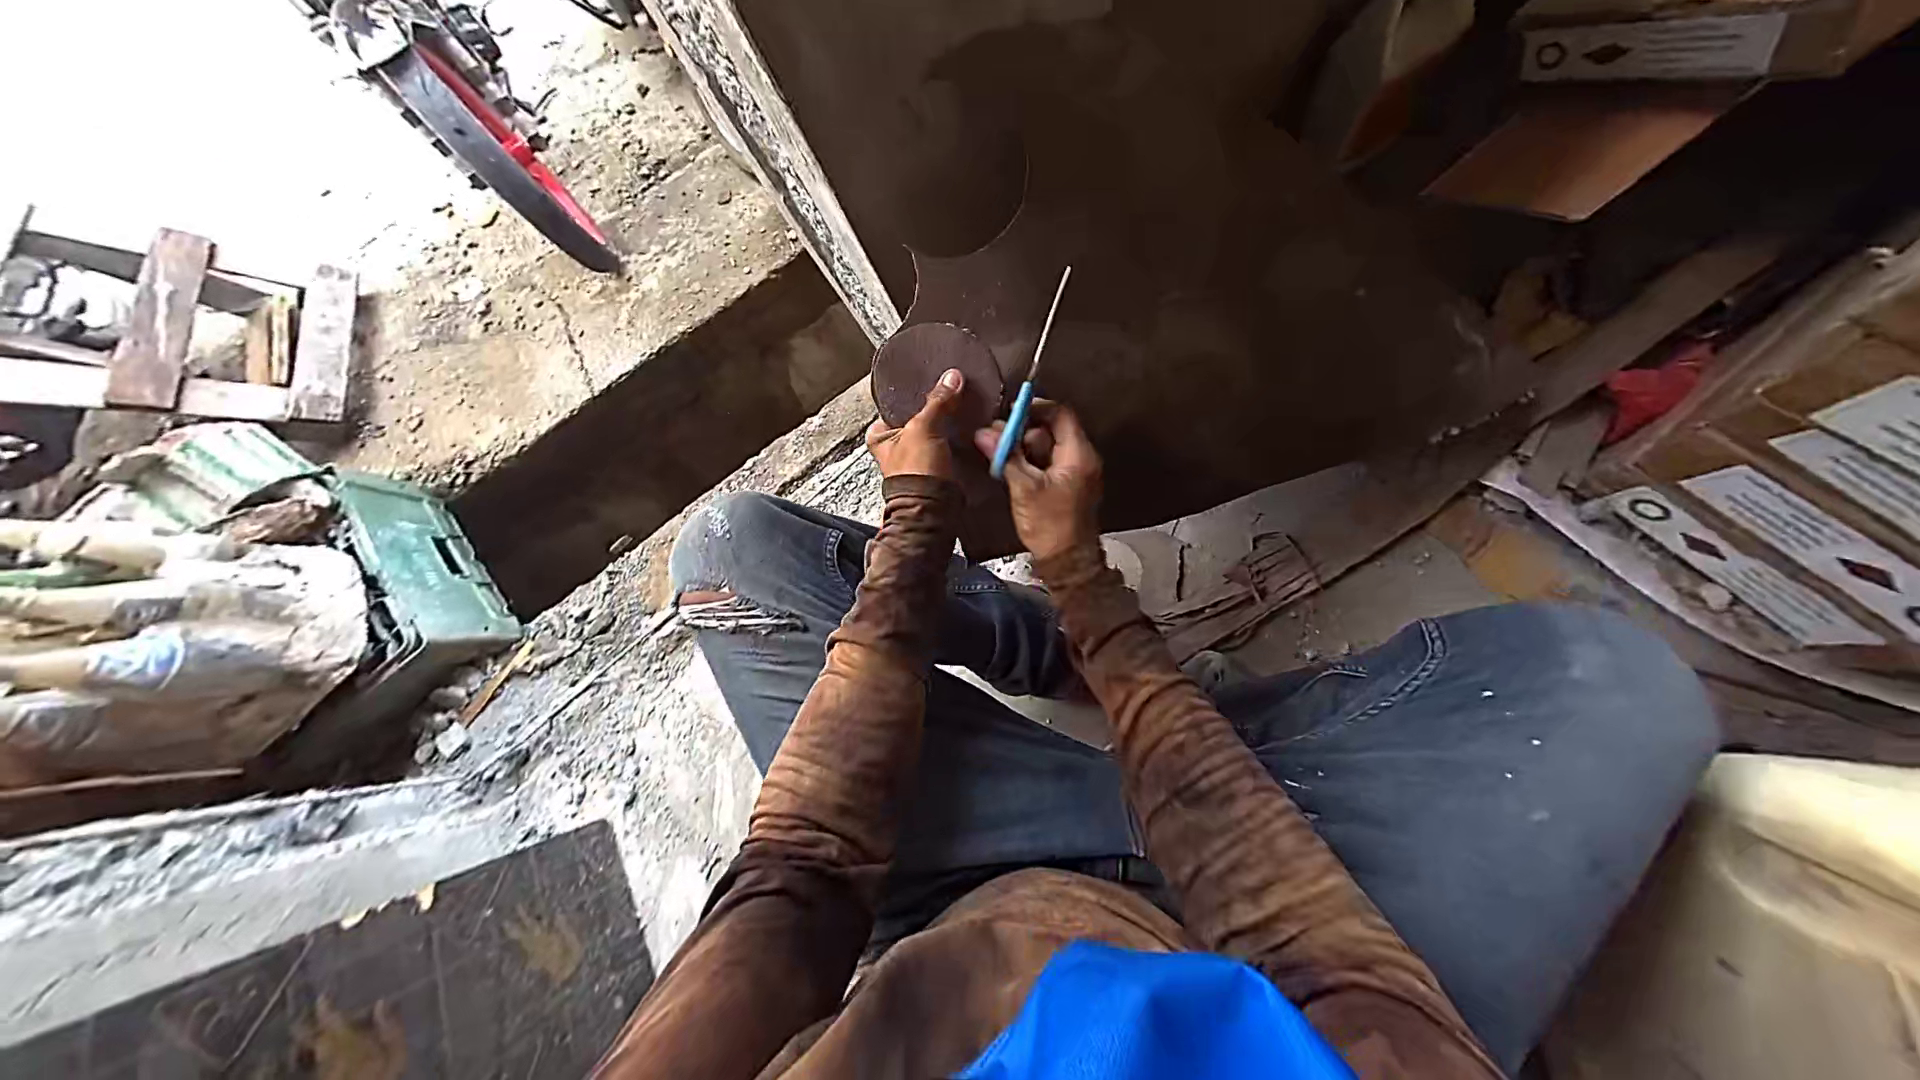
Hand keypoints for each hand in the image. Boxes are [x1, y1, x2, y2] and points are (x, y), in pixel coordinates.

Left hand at [866, 367, 964, 480]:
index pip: (897, 403)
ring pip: (938, 430)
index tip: (934, 381)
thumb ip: (937, 401)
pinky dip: (960, 438)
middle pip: (921, 416)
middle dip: (937, 408)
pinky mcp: (940, 468)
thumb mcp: (923, 428)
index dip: (915, 393)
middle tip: (954, 394)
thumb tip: (951, 378)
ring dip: (951, 423)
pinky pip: (951, 445)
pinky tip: (971, 430)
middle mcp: (898, 447)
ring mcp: (920, 458)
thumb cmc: (914, 478)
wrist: (934, 511)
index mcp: (880, 436)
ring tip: (965, 410)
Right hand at [973, 399, 1102, 561]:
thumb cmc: (1051, 527)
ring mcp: (1075, 473)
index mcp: (1079, 454)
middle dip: (1023, 433)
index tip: (1010, 414)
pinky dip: (1030, 464)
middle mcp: (1082, 459)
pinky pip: (1048, 464)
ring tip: (1001, 460)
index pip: (1061, 413)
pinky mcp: (1067, 486)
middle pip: (1051, 430)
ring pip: (1047, 448)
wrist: (1067, 563)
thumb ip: (1005, 456)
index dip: (1035, 408)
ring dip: (1023, 450)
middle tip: (998, 440)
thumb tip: (985, 434)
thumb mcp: (1024, 487)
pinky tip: (1011, 472)